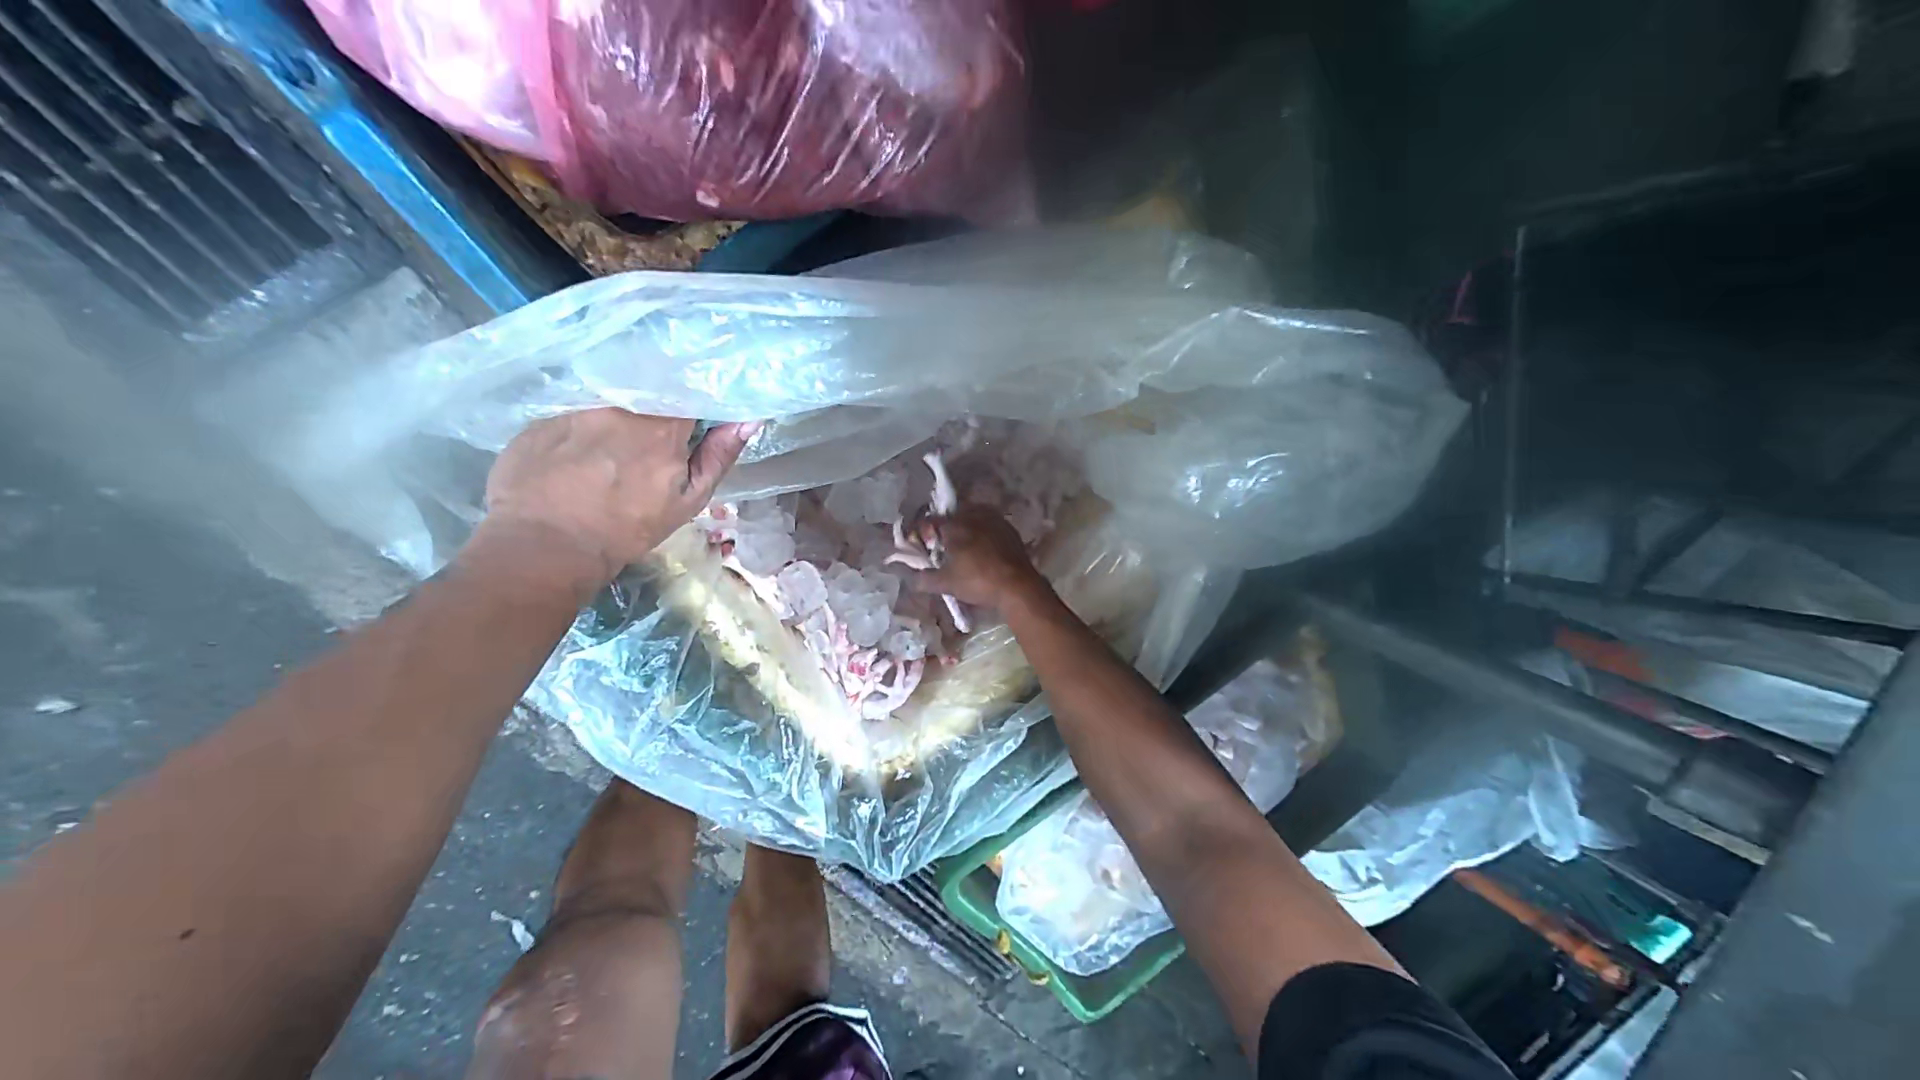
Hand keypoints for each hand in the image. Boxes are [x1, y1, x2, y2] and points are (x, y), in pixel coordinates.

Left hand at [466, 409, 759, 595]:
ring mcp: (578, 407)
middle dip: (655, 410)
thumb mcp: (687, 500)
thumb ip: (718, 456)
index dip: (694, 404)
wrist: (548, 545)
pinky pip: (573, 409)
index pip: (689, 393)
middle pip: (648, 392)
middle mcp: (621, 405)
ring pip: (610, 399)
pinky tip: (577, 451)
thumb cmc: (628, 528)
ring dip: (617, 417)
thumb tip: (748, 421)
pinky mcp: (544, 415)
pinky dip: (582, 426)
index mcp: (663, 425)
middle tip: (648, 442)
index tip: (694, 421)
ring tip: (611, 447)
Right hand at [912, 506, 1049, 608]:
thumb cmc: (978, 581)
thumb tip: (914, 578)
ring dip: (967, 529)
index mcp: (954, 525)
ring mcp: (994, 520)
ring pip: (974, 518)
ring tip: (966, 548)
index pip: (931, 521)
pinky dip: (984, 534)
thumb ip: (925, 579)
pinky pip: (991, 526)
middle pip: (953, 517)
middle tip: (946, 549)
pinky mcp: (1010, 529)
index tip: (928, 548)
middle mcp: (974, 516)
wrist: (1017, 585)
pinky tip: (985, 549)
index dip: (925, 533)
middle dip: (947, 530)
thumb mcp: (946, 584)